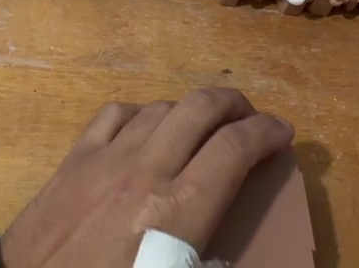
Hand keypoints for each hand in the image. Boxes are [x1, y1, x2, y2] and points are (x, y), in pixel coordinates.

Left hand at [0, 88, 294, 266]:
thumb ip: (207, 261)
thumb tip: (230, 252)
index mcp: (175, 211)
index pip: (234, 149)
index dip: (266, 134)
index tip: (284, 133)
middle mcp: (146, 170)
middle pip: (201, 109)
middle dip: (236, 105)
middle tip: (252, 119)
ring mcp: (106, 156)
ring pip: (163, 107)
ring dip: (192, 112)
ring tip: (204, 130)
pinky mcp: (75, 157)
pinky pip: (117, 113)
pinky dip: (144, 114)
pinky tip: (148, 129)